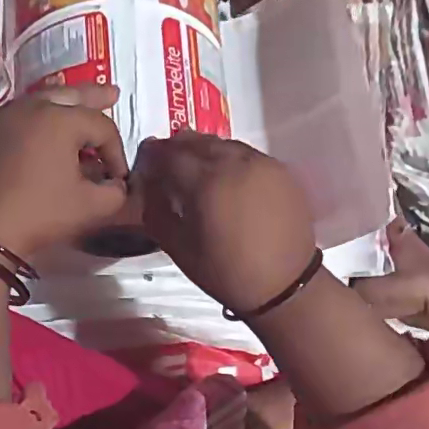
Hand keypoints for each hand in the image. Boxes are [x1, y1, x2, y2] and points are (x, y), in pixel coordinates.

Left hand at [0, 85, 130, 258]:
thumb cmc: (40, 214)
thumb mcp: (91, 208)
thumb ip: (115, 192)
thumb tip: (115, 184)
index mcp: (61, 120)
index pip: (102, 126)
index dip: (116, 152)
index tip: (118, 178)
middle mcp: (31, 108)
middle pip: (70, 96)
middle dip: (94, 97)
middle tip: (112, 93)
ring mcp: (2, 117)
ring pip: (40, 101)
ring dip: (63, 103)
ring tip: (76, 104)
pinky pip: (18, 116)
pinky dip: (36, 119)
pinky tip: (41, 130)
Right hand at [132, 133, 317, 311]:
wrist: (284, 286)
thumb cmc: (225, 271)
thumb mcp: (178, 248)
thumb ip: (156, 211)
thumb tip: (150, 188)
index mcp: (206, 181)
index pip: (168, 154)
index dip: (152, 157)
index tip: (145, 166)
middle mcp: (234, 162)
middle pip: (196, 141)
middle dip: (176, 150)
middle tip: (166, 167)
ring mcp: (261, 163)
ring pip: (223, 144)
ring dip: (203, 152)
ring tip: (196, 173)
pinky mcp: (280, 171)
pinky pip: (247, 154)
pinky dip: (229, 160)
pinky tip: (226, 180)